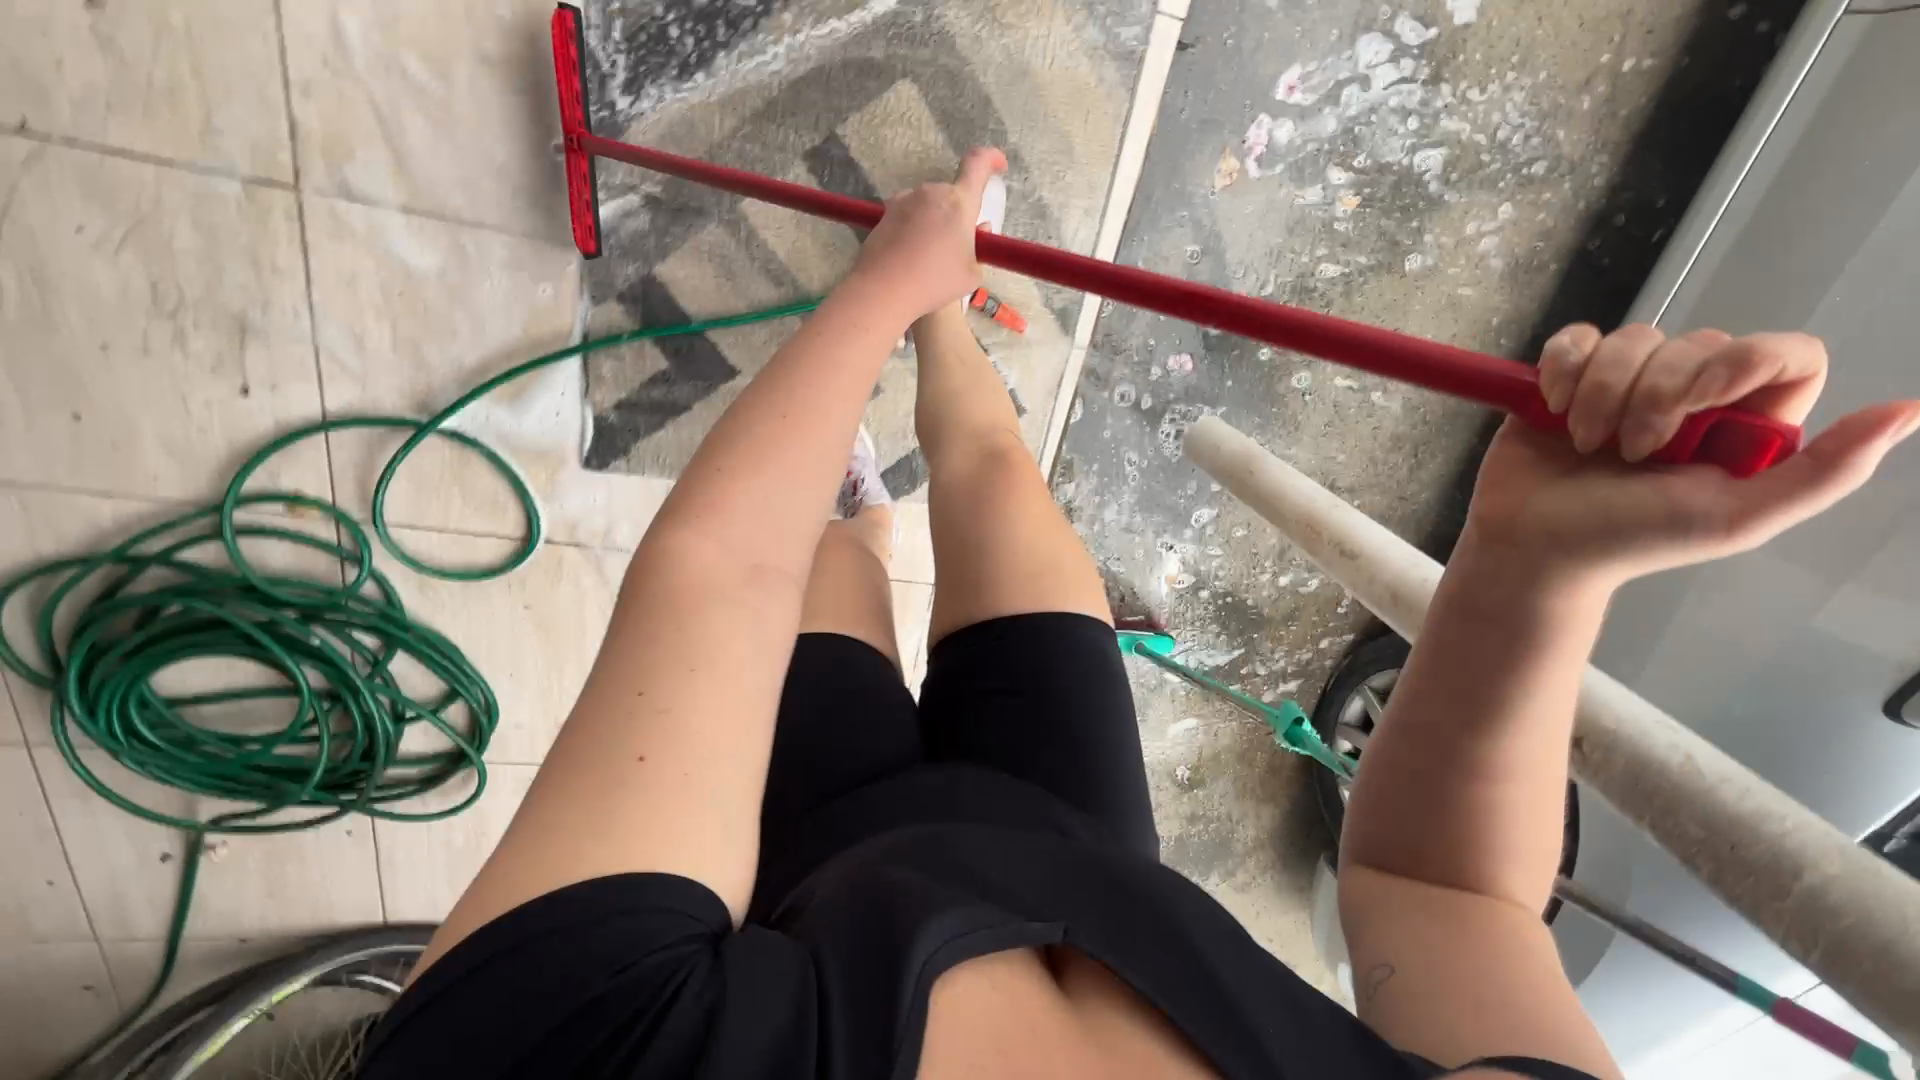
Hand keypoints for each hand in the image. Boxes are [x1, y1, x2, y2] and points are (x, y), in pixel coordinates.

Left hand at [849, 147, 1006, 321]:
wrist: (883, 289)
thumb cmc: (934, 282)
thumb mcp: (971, 274)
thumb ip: (980, 247)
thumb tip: (979, 229)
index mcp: (959, 202)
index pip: (979, 163)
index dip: (991, 158)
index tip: (998, 165)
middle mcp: (932, 192)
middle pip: (952, 193)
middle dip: (958, 213)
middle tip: (957, 246)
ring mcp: (906, 199)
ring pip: (929, 204)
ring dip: (935, 221)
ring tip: (930, 255)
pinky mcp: (886, 212)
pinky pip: (909, 214)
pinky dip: (914, 227)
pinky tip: (910, 253)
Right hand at [1464, 323, 1919, 585]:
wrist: (1532, 548)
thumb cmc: (1626, 539)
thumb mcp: (1735, 519)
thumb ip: (1823, 473)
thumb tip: (1907, 409)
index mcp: (1741, 424)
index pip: (1783, 353)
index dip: (1746, 360)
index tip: (1702, 397)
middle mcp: (1688, 397)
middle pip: (1695, 342)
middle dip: (1652, 394)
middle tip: (1629, 450)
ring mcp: (1622, 387)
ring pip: (1630, 339)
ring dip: (1601, 391)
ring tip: (1583, 441)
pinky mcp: (1563, 383)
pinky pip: (1574, 340)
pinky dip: (1561, 368)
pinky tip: (1552, 408)